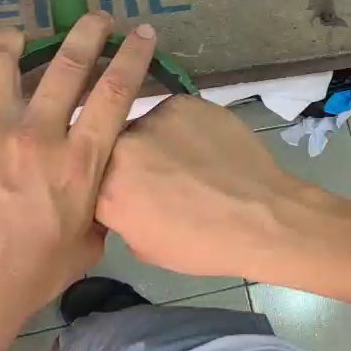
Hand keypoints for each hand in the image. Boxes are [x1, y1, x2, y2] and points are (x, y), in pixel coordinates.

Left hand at [0, 13, 155, 347]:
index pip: (116, 93)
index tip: (140, 33)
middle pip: (67, 63)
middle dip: (87, 31)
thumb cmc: (30, 277)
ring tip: (18, 38)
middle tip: (94, 19)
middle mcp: (37, 135)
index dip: (132, 56)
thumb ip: (96, 205)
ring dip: (14, 41)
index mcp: (79, 162)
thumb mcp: (86, 245)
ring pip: (0, 60)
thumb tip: (99, 187)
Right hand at [96, 96, 314, 279]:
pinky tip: (206, 147)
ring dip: (157, 142)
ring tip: (189, 162)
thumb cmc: (204, 244)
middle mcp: (120, 147)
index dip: (107, 185)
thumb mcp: (145, 247)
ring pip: (144, 127)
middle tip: (159, 176)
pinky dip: (184, 129)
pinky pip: (173, 114)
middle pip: (112, 146)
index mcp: (103, 189)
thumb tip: (123, 198)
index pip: (87, 179)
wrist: (262, 217)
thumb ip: (121, 216)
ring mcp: (153, 119)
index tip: (127, 192)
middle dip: (129, 159)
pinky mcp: (184, 102)